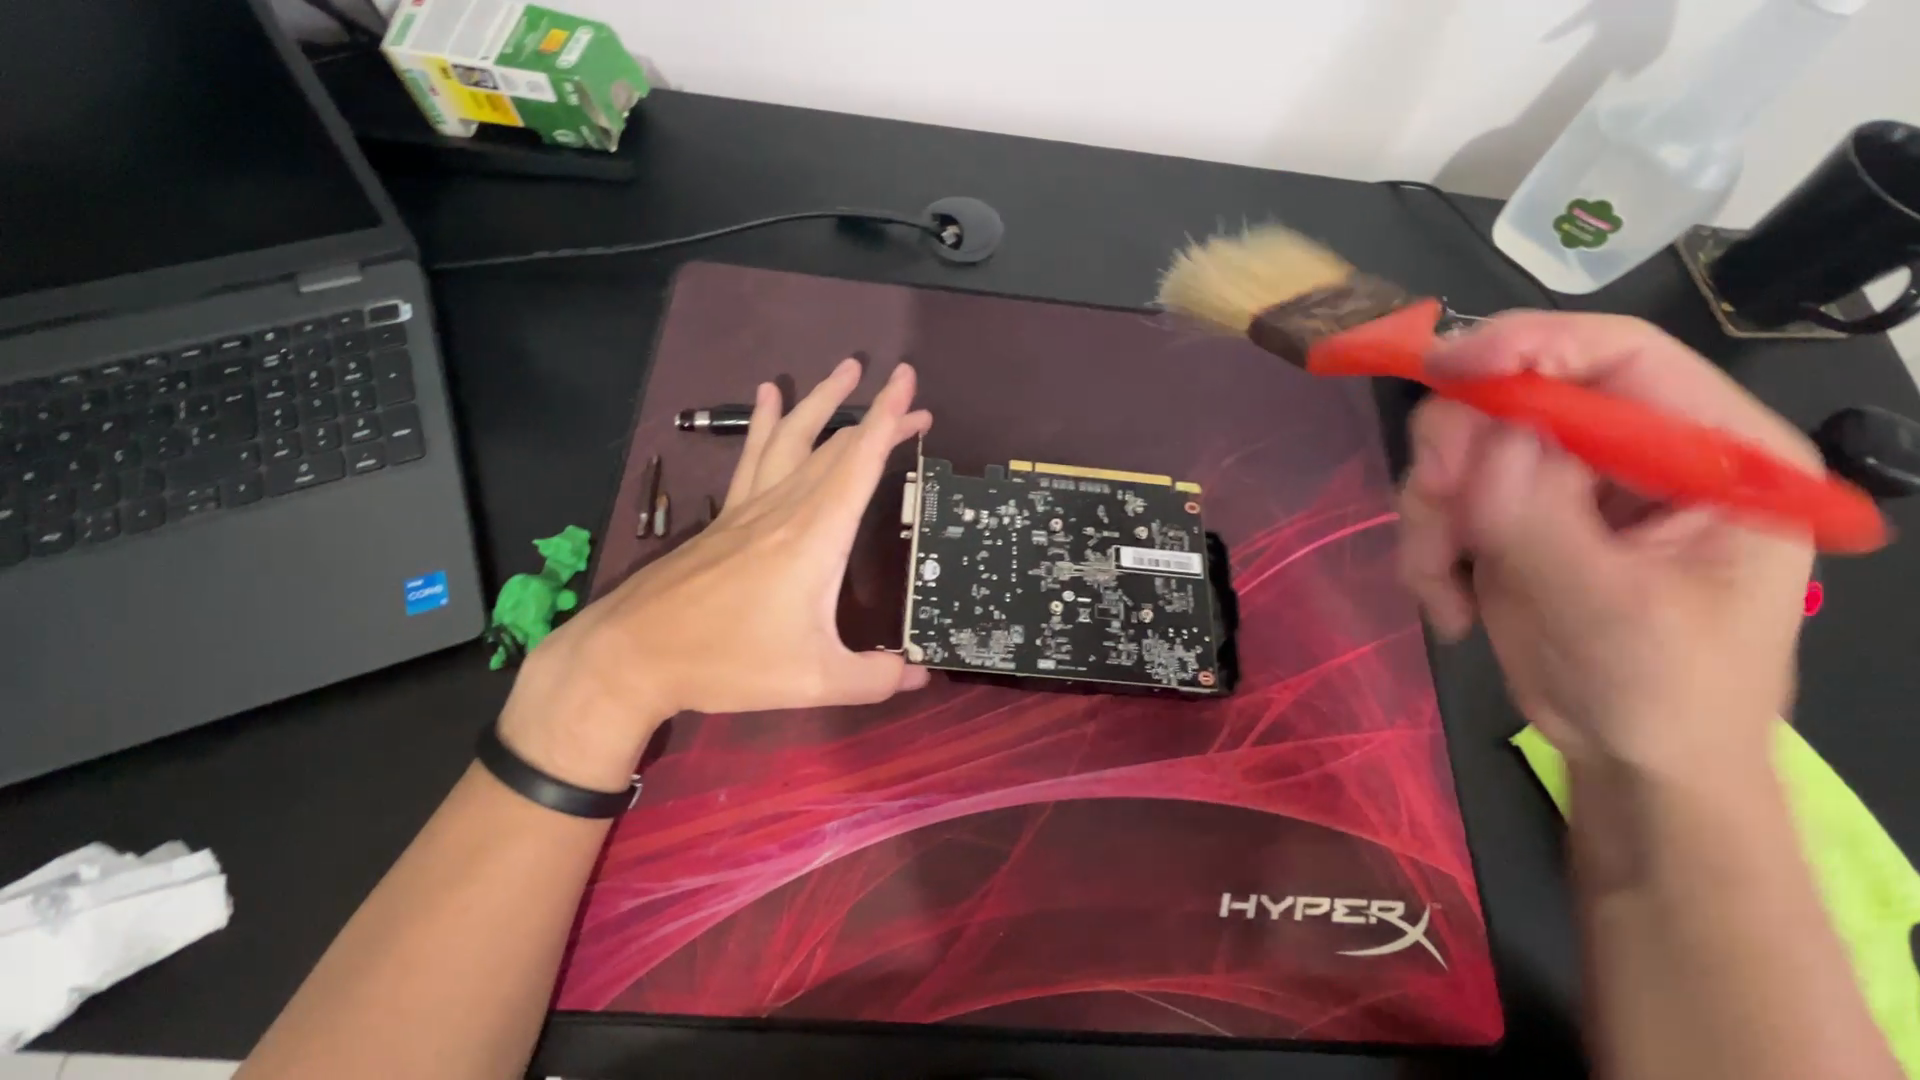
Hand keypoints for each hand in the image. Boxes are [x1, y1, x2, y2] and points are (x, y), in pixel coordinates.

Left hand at [497, 358, 932, 789]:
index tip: (907, 379)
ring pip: (793, 438)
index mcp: (814, 536)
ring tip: (845, 368)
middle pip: (837, 448)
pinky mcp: (726, 517)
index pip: (859, 462)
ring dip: (822, 402)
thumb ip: (874, 678)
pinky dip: (765, 423)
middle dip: (878, 419)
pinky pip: (753, 456)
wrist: (634, 654)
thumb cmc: (727, 662)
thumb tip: (918, 673)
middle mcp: (784, 508)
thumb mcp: (813, 681)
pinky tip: (768, 395)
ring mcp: (749, 508)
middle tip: (915, 407)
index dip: (887, 418)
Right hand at [1398, 313, 1817, 767]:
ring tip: (1441, 586)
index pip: (1619, 358)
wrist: (1634, 760)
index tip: (1444, 371)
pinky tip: (1449, 604)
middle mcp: (1632, 453)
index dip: (1529, 347)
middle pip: (1516, 400)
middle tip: (1433, 509)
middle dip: (1457, 455)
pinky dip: (1428, 551)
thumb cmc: (1663, 693)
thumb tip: (1478, 434)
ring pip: (1460, 453)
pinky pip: (1441, 503)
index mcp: (1709, 453)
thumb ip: (1540, 516)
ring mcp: (1565, 486)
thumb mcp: (1608, 609)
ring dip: (1432, 517)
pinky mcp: (1513, 520)